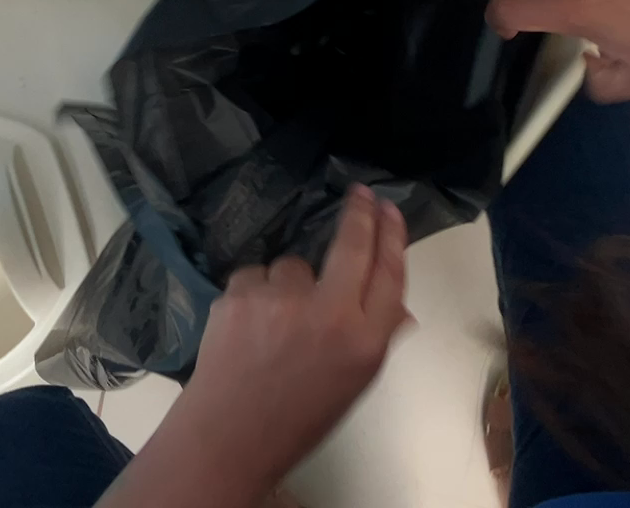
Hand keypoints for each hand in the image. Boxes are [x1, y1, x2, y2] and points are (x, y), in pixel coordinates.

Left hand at [177, 185, 410, 486]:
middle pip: (352, 247)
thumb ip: (375, 337)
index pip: (390, 276)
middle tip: (360, 193)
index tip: (390, 210)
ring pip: (294, 266)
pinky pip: (256, 277)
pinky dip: (253, 294)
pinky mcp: (243, 292)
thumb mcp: (351, 384)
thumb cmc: (298, 414)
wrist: (229, 435)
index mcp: (363, 343)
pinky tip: (247, 327)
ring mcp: (282, 300)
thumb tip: (401, 307)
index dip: (392, 237)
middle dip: (359, 215)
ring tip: (273, 327)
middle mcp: (329, 315)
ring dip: (287, 286)